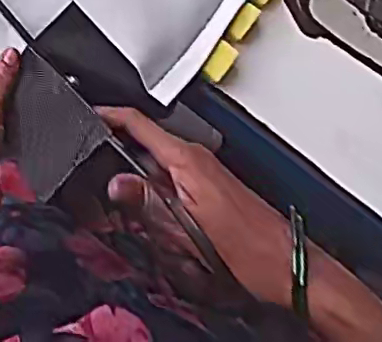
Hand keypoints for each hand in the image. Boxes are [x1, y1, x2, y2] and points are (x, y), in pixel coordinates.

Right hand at [98, 106, 294, 304]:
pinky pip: (173, 182)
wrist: (291, 268)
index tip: (90, 113)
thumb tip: (116, 183)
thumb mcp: (188, 230)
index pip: (137, 122)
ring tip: (148, 223)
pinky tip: (168, 228)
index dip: (110, 114)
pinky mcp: (208, 186)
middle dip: (124, 169)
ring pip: (157, 169)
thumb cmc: (252, 250)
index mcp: (185, 158)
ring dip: (145, 191)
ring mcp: (202, 171)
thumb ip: (148, 203)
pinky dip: (162, 198)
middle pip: (143, 148)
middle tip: (113, 195)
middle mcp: (194, 157)